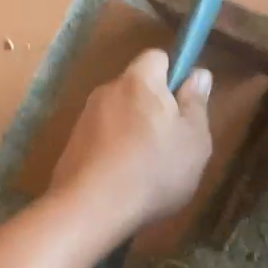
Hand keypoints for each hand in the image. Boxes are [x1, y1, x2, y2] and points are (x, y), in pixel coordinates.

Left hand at [48, 49, 213, 235]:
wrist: (90, 210)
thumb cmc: (153, 172)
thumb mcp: (193, 141)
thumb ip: (197, 104)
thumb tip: (198, 74)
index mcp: (139, 81)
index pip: (157, 57)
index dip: (173, 75)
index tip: (183, 105)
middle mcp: (106, 92)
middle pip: (135, 89)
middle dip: (151, 109)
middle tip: (169, 143)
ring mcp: (83, 120)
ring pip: (116, 118)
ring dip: (130, 134)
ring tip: (143, 170)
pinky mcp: (70, 148)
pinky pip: (99, 142)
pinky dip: (111, 154)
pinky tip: (120, 182)